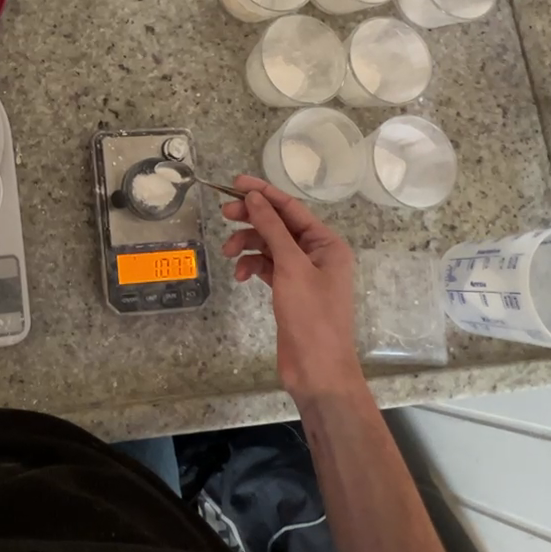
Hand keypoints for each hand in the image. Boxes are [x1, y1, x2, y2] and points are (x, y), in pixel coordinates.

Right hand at [222, 175, 365, 403]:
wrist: (317, 369)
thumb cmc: (311, 315)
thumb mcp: (290, 267)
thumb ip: (272, 228)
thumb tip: (254, 197)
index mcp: (327, 243)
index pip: (291, 208)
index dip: (263, 193)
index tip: (235, 182)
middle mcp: (316, 253)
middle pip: (278, 224)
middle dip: (251, 218)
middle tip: (224, 213)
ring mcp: (302, 273)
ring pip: (268, 245)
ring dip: (247, 244)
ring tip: (228, 252)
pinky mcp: (288, 290)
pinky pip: (266, 266)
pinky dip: (251, 266)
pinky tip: (240, 275)